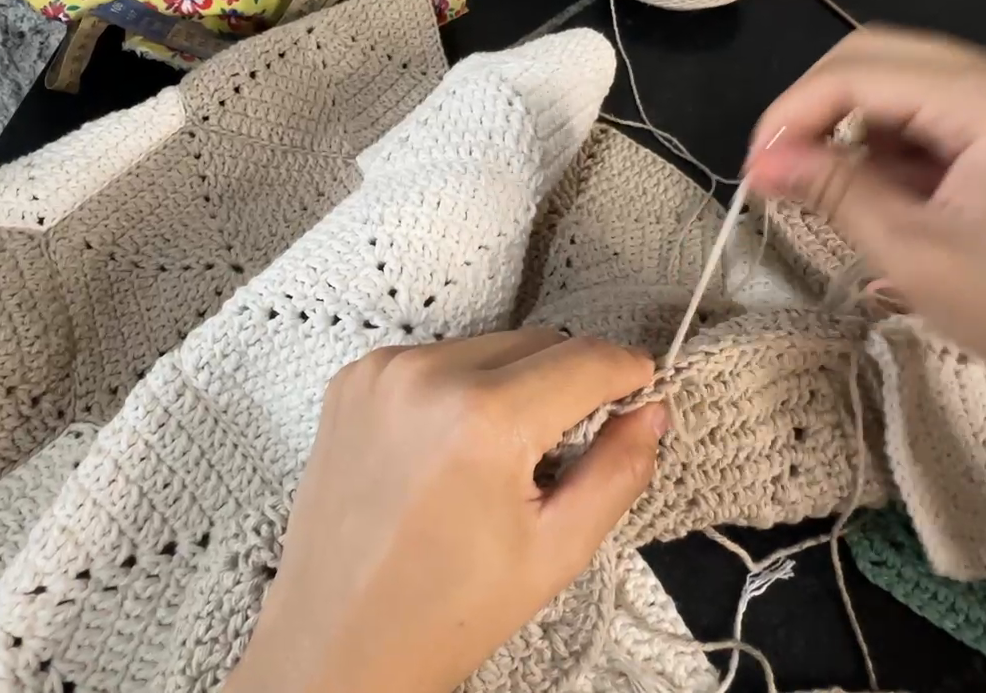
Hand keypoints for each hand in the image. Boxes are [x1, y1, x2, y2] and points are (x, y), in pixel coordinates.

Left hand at [225, 330, 667, 692]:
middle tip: (562, 445)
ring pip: (488, 346)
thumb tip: (652, 410)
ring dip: (512, 382)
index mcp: (483, 419)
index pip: (584, 357)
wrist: (332, 643)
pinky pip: (437, 357)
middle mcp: (427, 374)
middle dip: (567, 381)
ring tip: (495, 455)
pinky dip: (459, 387)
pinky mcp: (354, 377)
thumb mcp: (555, 551)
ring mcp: (382, 370)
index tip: (643, 385)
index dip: (626, 369)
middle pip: (537, 342)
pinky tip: (447, 446)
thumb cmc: (445, 611)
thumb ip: (618, 470)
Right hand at [742, 26, 985, 401]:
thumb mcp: (912, 252)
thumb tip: (758, 164)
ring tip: (826, 187)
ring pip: (897, 78)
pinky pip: (926, 108)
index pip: (857, 72)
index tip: (754, 169)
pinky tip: (878, 189)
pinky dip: (884, 139)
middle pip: (875, 55)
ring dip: (848, 123)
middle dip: (813, 108)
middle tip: (777, 168)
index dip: (790, 114)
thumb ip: (831, 190)